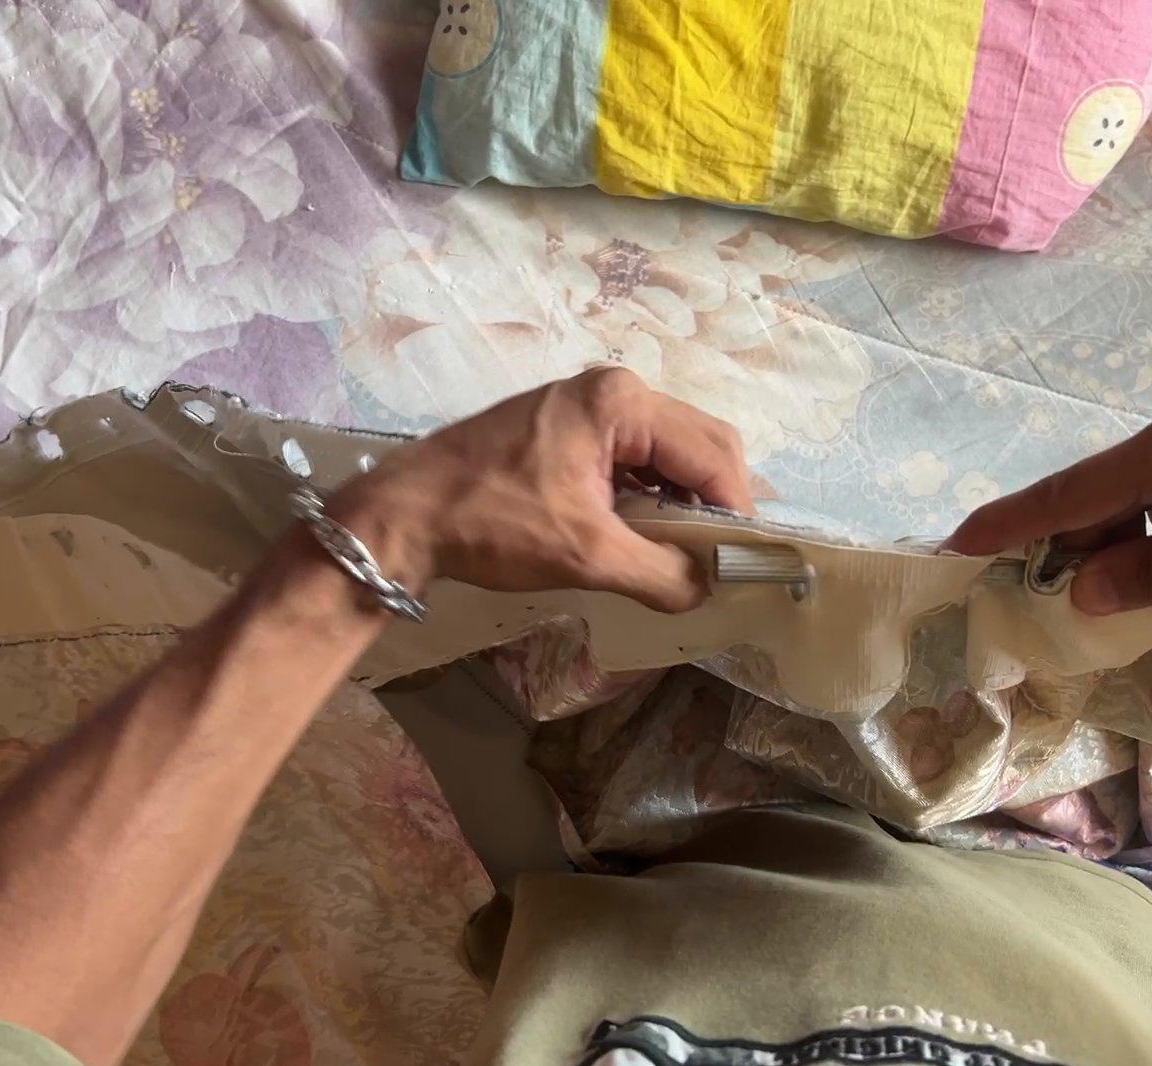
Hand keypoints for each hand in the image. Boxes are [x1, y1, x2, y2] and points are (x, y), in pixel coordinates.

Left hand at [338, 368, 754, 612]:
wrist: (403, 514)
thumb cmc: (491, 523)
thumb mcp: (585, 553)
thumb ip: (661, 573)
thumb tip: (709, 589)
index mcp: (621, 403)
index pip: (712, 452)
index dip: (738, 506)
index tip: (748, 556)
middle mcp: (613, 389)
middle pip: (698, 441)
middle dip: (718, 498)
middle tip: (725, 553)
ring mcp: (589, 404)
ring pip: (669, 450)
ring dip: (688, 496)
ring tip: (693, 546)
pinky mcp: (571, 426)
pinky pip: (636, 456)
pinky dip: (654, 492)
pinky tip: (651, 528)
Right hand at [942, 387, 1151, 639]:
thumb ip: (1141, 577)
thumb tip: (1082, 587)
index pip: (1071, 492)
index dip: (1011, 522)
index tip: (960, 541)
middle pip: (1107, 485)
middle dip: (1078, 537)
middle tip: (1053, 584)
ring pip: (1146, 484)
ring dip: (1129, 532)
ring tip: (1133, 583)